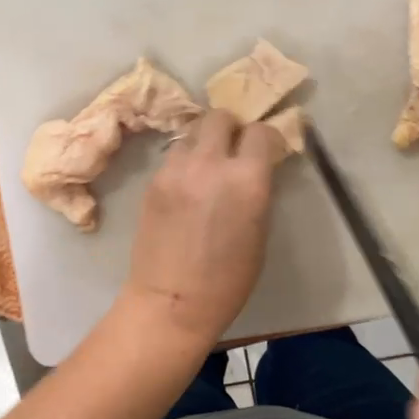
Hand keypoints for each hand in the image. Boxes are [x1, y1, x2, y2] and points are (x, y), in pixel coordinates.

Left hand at [121, 110, 284, 342]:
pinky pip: (172, 158)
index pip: (260, 131)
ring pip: (191, 134)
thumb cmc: (228, 280)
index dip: (266, 138)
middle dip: (230, 128)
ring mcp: (175, 171)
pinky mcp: (153, 182)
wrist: (172, 302)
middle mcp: (210, 164)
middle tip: (232, 149)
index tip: (266, 151)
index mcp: (247, 179)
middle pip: (219, 117)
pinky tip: (186, 189)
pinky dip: (183, 164)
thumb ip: (257, 191)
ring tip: (205, 170)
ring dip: (203, 144)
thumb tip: (256, 170)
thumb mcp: (259, 232)